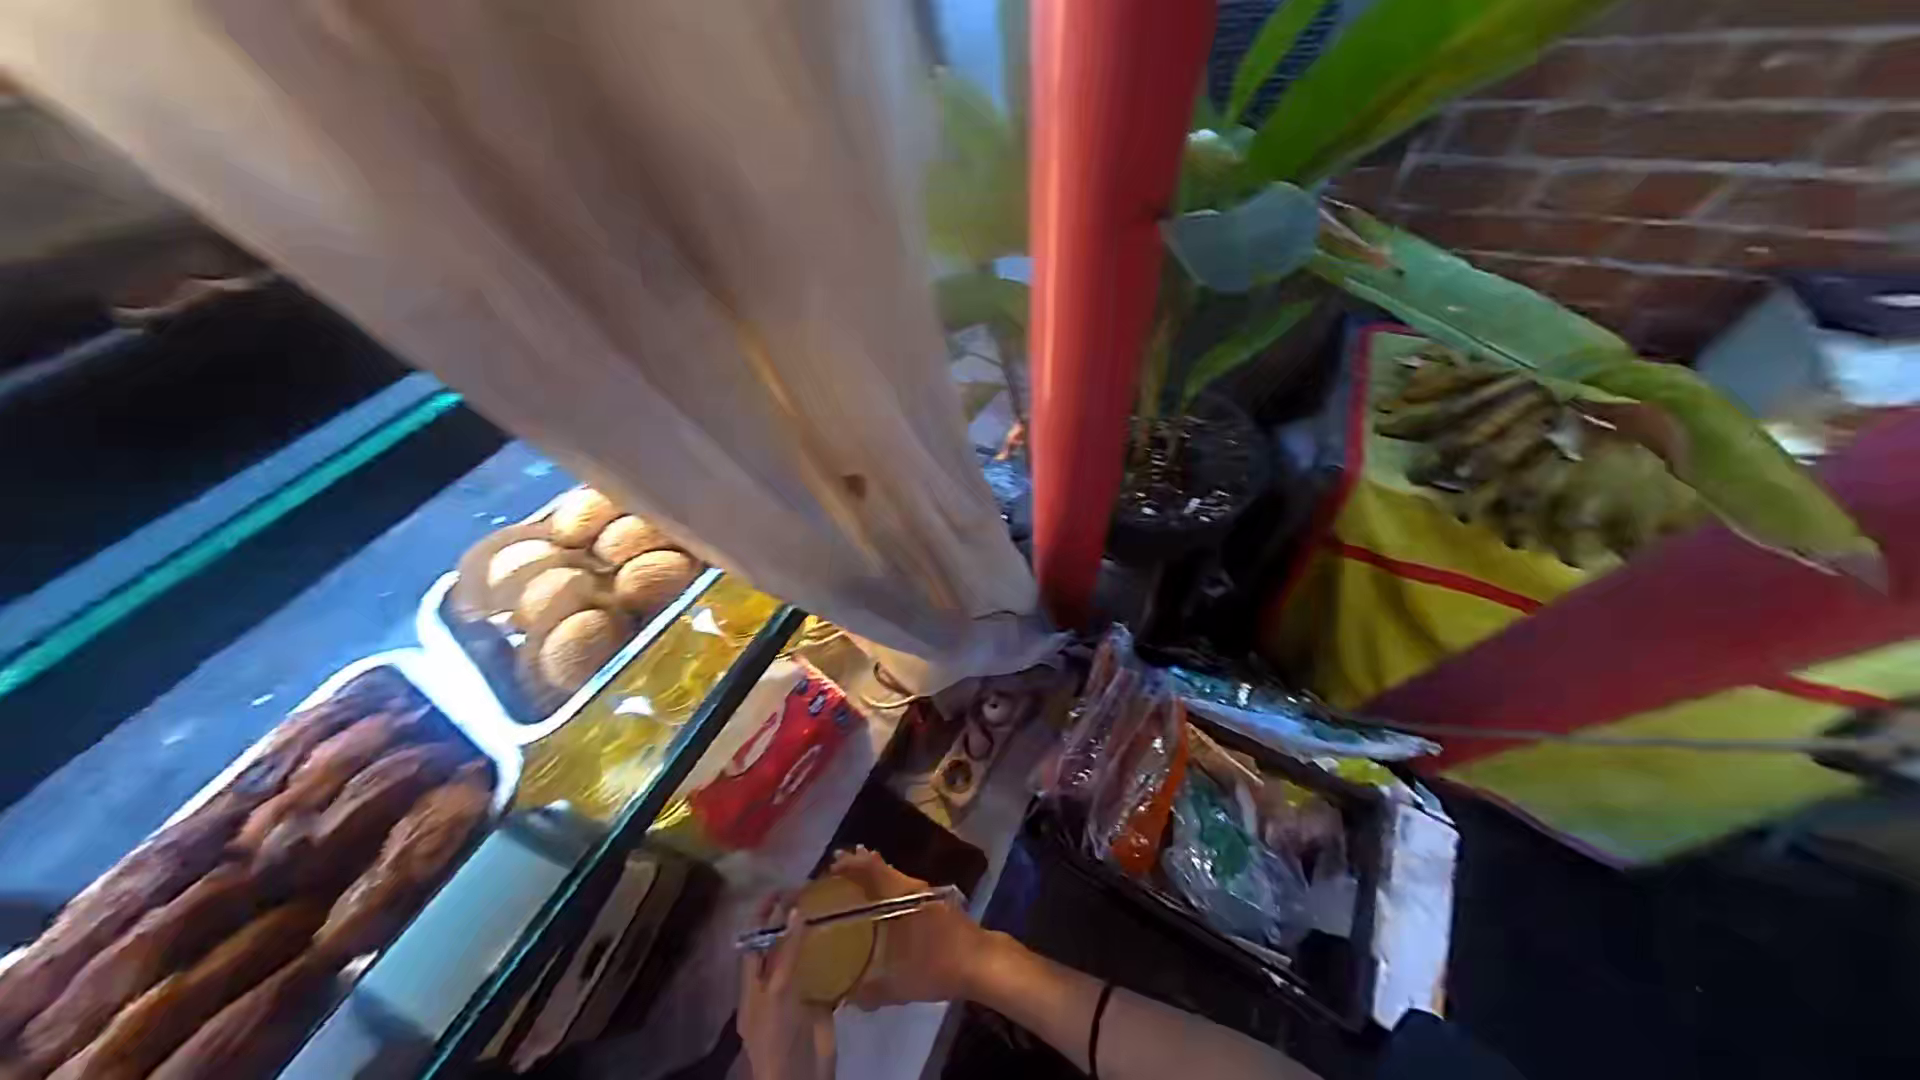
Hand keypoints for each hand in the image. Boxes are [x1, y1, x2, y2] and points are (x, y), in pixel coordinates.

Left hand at [739, 900, 835, 1079]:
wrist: (800, 1079)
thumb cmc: (777, 1037)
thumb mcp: (778, 992)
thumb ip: (787, 953)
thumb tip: (795, 910)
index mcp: (753, 986)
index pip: (755, 942)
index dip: (763, 915)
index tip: (780, 888)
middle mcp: (772, 986)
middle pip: (778, 945)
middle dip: (788, 918)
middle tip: (806, 889)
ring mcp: (796, 994)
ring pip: (801, 955)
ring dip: (810, 931)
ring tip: (824, 903)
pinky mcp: (819, 1002)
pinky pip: (823, 971)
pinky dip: (831, 952)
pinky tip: (841, 934)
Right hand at [828, 848, 1004, 1009]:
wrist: (982, 962)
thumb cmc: (939, 964)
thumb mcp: (899, 984)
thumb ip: (869, 991)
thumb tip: (844, 997)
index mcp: (902, 892)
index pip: (870, 865)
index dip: (848, 864)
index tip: (827, 871)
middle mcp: (912, 885)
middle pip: (878, 869)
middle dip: (855, 874)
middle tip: (832, 886)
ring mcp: (925, 893)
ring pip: (891, 880)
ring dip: (871, 884)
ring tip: (849, 899)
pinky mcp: (933, 904)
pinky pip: (901, 891)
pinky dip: (885, 895)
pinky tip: (877, 916)